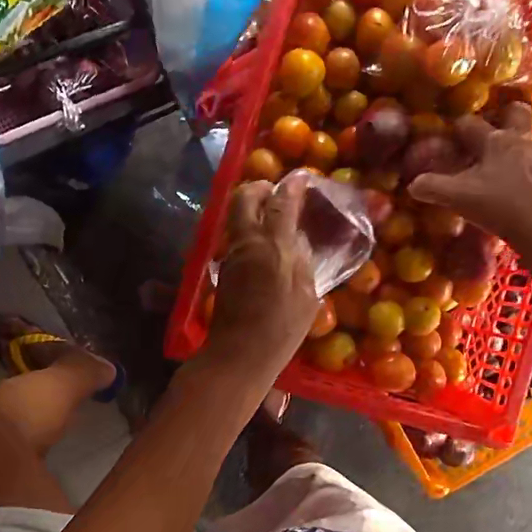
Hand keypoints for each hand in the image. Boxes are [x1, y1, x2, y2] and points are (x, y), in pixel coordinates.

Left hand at [207, 178, 317, 371]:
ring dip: (251, 207)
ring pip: (236, 217)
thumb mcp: (307, 296)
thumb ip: (304, 264)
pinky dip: (248, 228)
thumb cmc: (281, 329)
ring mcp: (231, 255)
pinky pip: (236, 236)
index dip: (292, 186)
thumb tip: (298, 243)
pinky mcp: (223, 269)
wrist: (239, 355)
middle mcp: (248, 243)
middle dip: (259, 188)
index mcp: (274, 247)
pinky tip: (263, 242)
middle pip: (245, 199)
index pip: (281, 204)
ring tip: (271, 213)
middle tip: (275, 190)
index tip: (302, 177)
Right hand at [408, 107, 531, 250]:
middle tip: (488, 132)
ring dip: (509, 153)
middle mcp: (521, 143)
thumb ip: (432, 188)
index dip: (456, 128)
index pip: (471, 123)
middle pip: (516, 115)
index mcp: (496, 140)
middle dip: (504, 116)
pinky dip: (520, 175)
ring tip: (494, 172)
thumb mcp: (458, 197)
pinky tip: (511, 194)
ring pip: (523, 145)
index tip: (446, 138)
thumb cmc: (500, 204)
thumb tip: (413, 185)